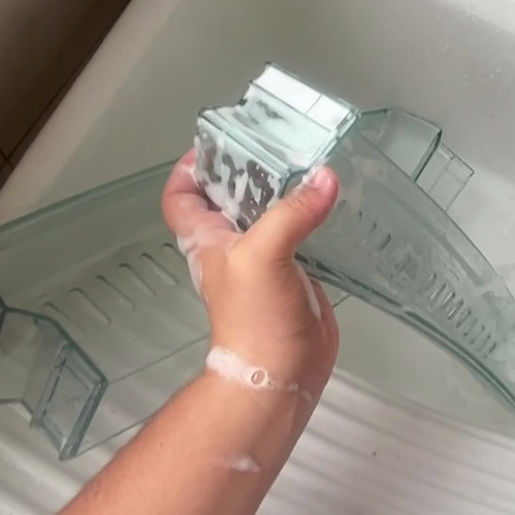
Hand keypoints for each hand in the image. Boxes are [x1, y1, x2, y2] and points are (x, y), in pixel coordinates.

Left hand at [162, 151, 340, 391]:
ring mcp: (265, 259)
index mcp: (207, 238)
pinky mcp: (296, 271)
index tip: (220, 144)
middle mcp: (233, 244)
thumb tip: (325, 179)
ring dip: (286, 190)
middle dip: (250, 169)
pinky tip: (332, 200)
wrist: (282, 371)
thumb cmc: (254, 318)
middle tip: (279, 143)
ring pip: (269, 213)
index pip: (182, 195)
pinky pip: (302, 233)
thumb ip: (291, 213)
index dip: (191, 168)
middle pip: (231, 196)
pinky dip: (314, 214)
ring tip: (311, 162)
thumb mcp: (261, 254)